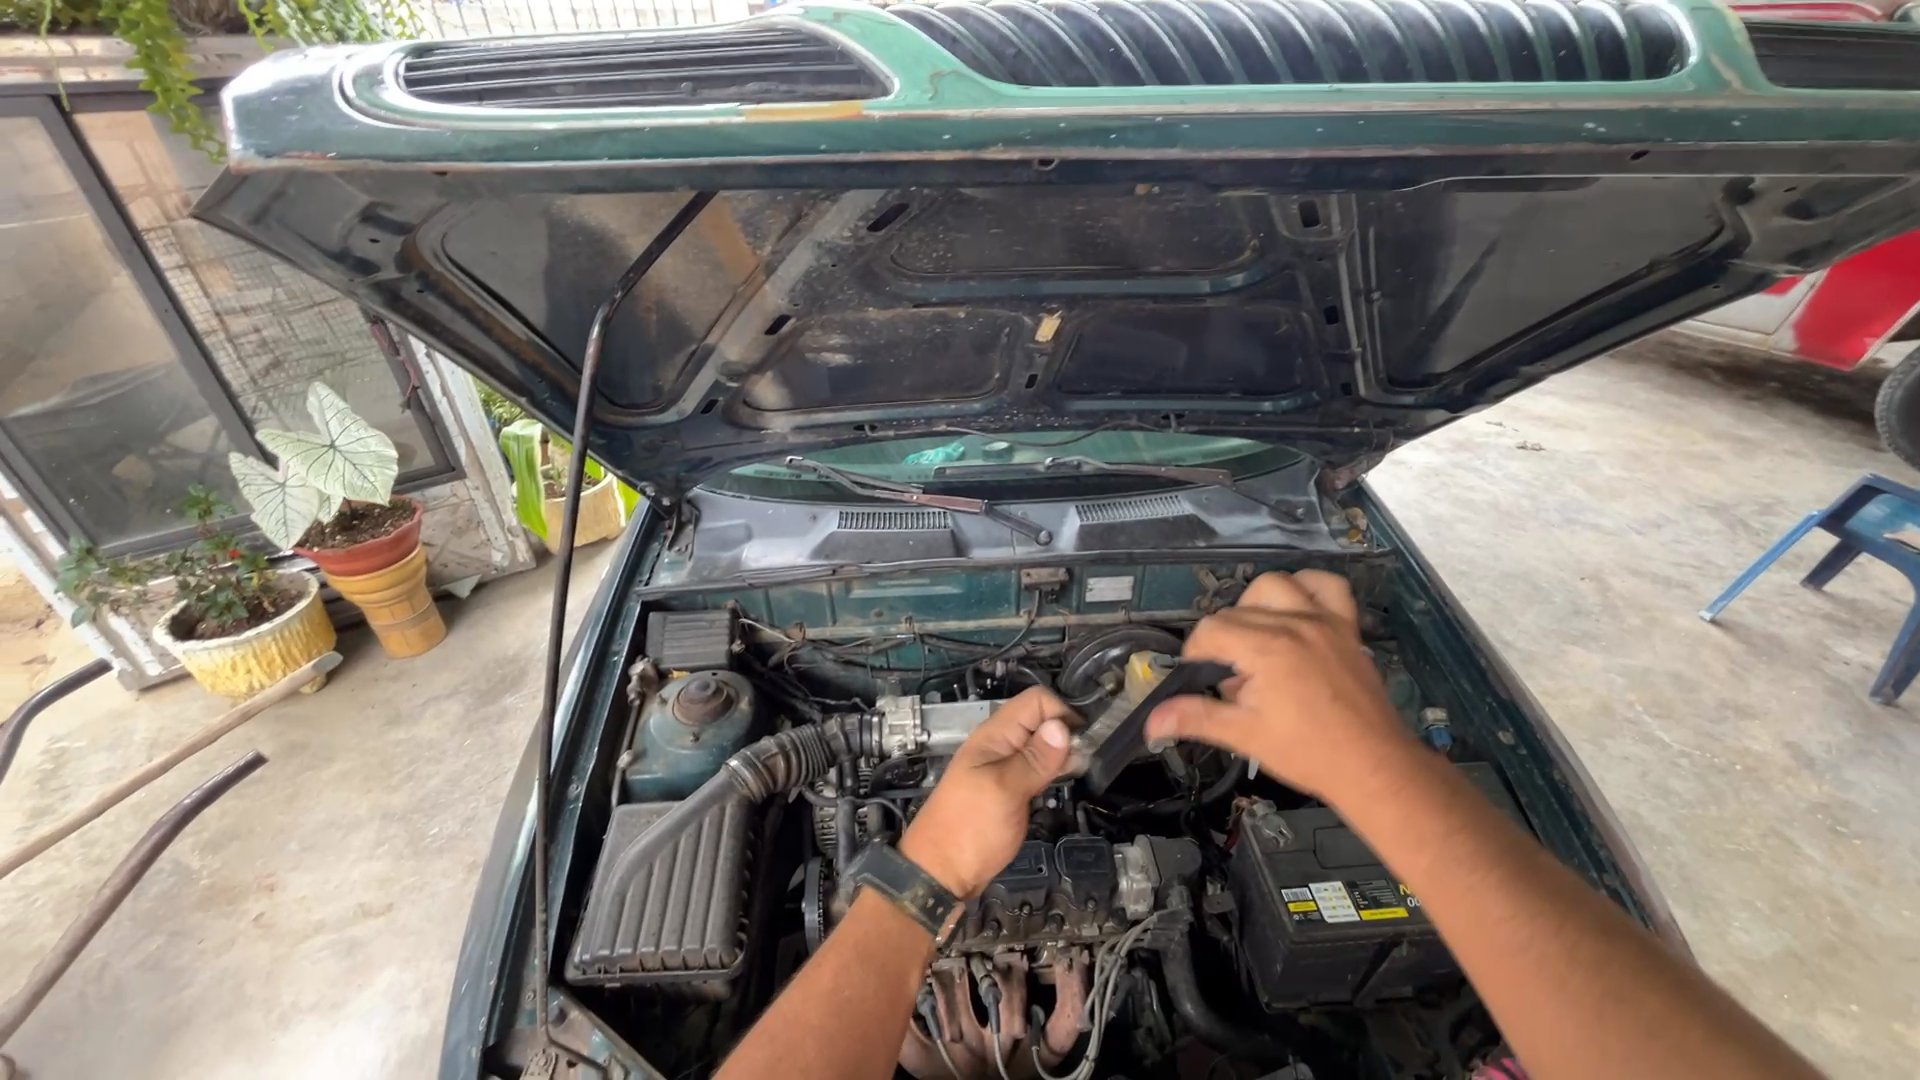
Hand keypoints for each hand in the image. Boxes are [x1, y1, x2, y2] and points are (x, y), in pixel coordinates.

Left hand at [898, 686, 1074, 897]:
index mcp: (995, 735)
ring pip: (1041, 743)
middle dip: (1066, 731)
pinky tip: (1066, 779)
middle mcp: (1001, 745)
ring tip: (1080, 768)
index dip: (1062, 713)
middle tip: (1086, 758)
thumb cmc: (969, 829)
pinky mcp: (1011, 788)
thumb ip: (1034, 759)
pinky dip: (1053, 768)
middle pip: (1041, 719)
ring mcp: (1005, 767)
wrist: (941, 874)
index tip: (1082, 740)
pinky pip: (1036, 766)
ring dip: (1061, 751)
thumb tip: (1063, 725)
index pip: (1036, 701)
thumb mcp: (1004, 791)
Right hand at [1144, 570, 1418, 801]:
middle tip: (1228, 674)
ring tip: (1255, 639)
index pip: (1211, 630)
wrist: (1373, 766)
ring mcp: (1324, 621)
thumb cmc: (1308, 752)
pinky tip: (1296, 611)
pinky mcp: (1346, 627)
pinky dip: (1307, 589)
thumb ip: (1194, 718)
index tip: (1202, 679)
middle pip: (1235, 611)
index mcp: (1266, 649)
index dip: (1196, 654)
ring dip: (1256, 605)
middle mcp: (1293, 624)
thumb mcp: (1244, 735)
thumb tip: (1150, 722)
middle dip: (1221, 639)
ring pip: (1274, 586)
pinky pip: (1327, 586)